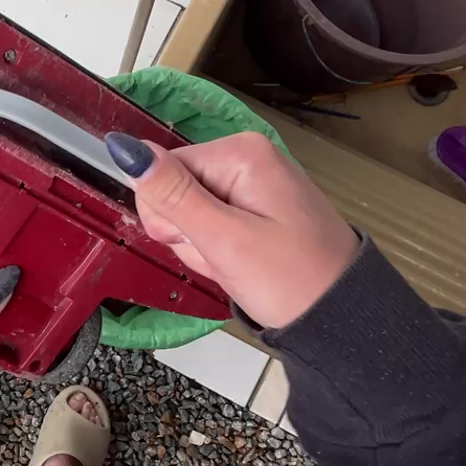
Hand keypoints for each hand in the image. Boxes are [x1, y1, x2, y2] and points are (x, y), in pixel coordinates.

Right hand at [106, 131, 358, 329]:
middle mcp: (245, 156)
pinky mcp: (253, 203)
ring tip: (235, 261)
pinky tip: (239, 261)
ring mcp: (251, 180)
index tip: (201, 241)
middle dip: (186, 232)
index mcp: (239, 153)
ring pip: (187, 210)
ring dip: (200, 245)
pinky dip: (215, 247)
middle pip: (173, 189)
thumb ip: (171, 194)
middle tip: (221, 255)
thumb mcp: (223, 239)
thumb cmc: (289, 279)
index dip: (167, 214)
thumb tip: (124, 147)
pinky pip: (210, 221)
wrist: (341, 317)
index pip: (161, 170)